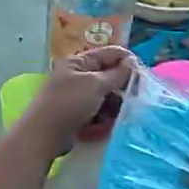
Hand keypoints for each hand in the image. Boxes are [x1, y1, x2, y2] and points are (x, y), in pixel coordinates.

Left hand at [12, 47, 135, 157]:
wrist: (45, 134)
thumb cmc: (69, 103)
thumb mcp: (95, 84)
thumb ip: (116, 73)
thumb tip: (132, 62)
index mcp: (78, 62)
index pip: (108, 54)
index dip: (127, 61)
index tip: (144, 74)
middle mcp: (77, 76)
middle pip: (108, 76)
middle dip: (122, 87)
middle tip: (135, 98)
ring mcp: (77, 96)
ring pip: (106, 96)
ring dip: (114, 106)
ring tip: (119, 115)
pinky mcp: (78, 114)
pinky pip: (98, 112)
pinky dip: (104, 118)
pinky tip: (105, 126)